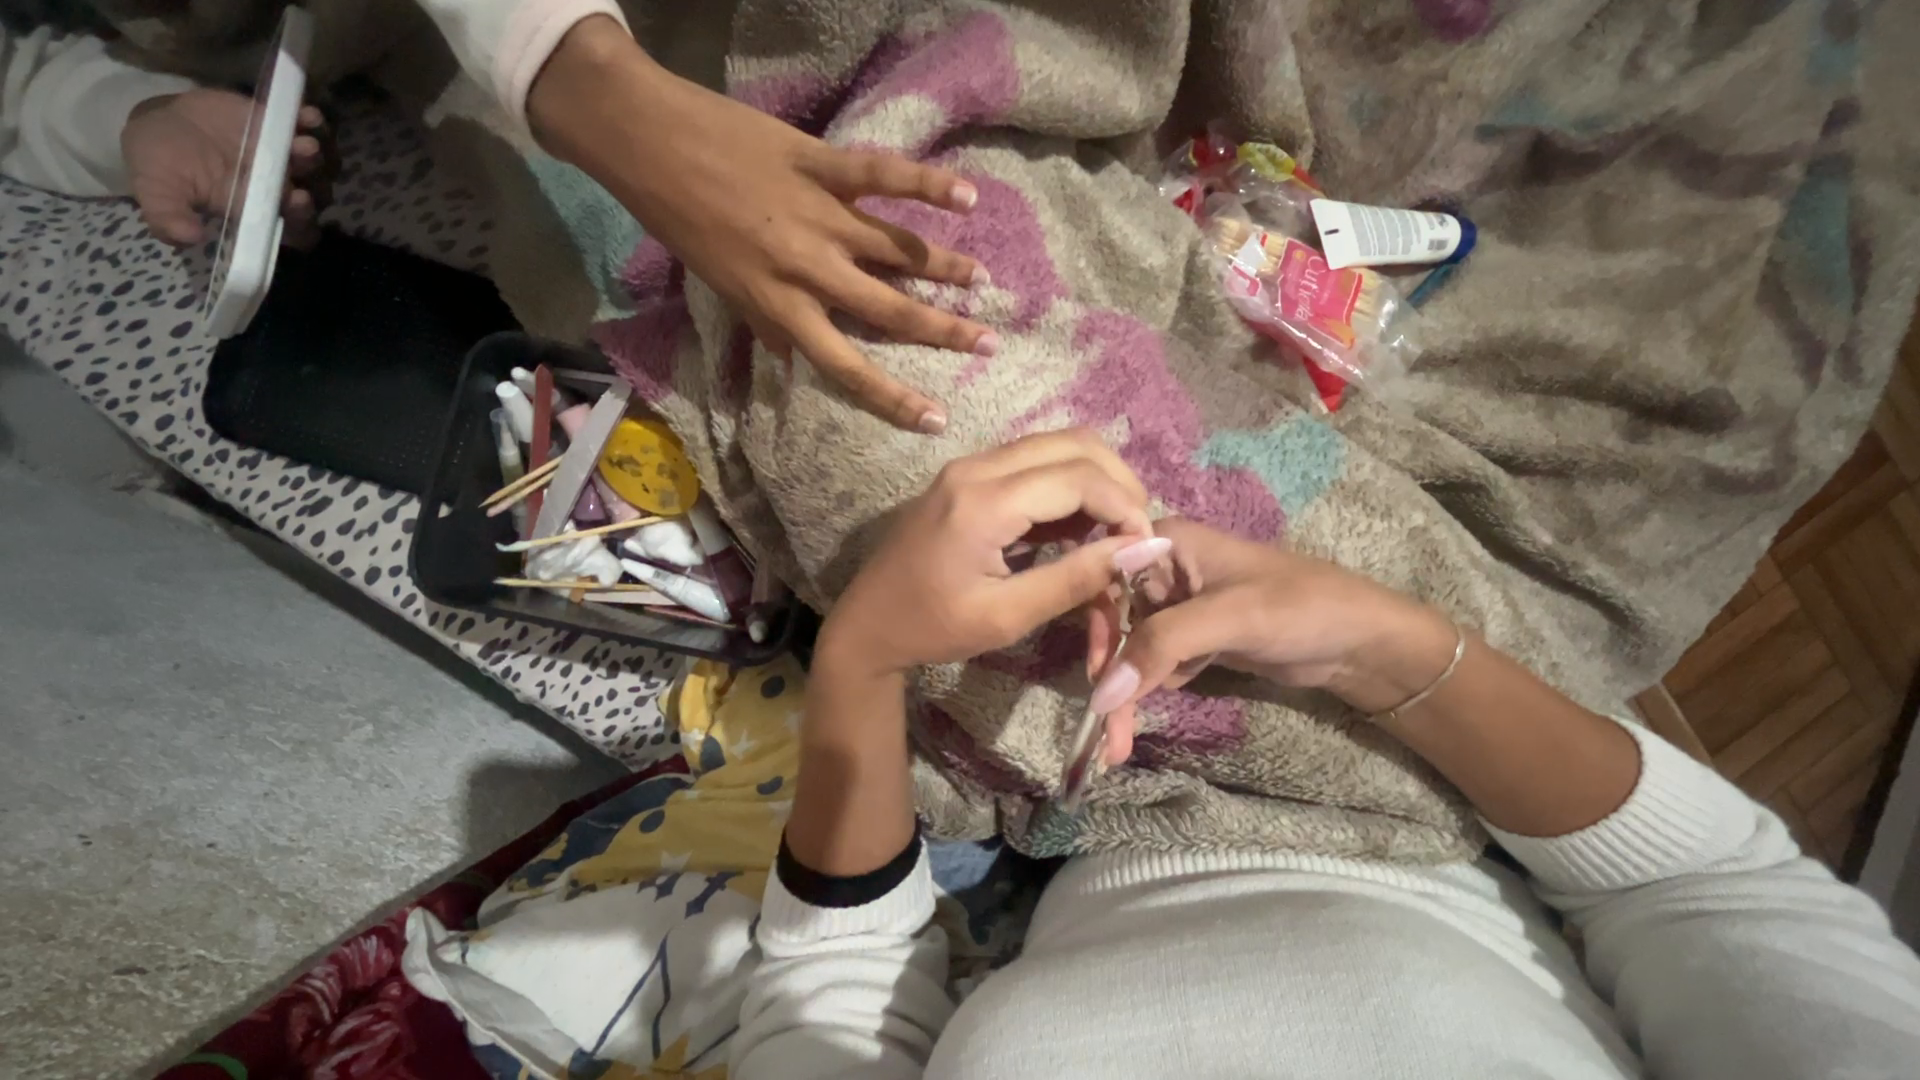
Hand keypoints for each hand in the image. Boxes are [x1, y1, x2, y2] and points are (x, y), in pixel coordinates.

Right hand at [121, 88, 329, 247]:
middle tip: (299, 184)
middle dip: (310, 192)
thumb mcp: (157, 191)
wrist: (160, 125)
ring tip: (305, 145)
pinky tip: (308, 114)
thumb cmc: (163, 166)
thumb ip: (168, 216)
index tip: (292, 206)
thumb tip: (184, 238)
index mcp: (262, 213)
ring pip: (315, 165)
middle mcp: (284, 191)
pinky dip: (310, 122)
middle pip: (312, 198)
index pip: (295, 228)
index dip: (300, 221)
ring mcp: (287, 160)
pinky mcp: (282, 130)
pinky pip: (306, 129)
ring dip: (313, 157)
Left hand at [528, 17, 993, 434]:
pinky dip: (927, 184)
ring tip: (982, 281)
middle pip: (890, 310)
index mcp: (783, 309)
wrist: (649, 145)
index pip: (849, 368)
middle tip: (989, 343)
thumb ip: (768, 327)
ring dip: (944, 266)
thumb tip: (796, 361)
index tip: (937, 418)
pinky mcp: (822, 166)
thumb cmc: (685, 226)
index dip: (895, 398)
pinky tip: (968, 198)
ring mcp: (820, 216)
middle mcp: (811, 271)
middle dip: (945, 330)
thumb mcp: (723, 293)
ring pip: (896, 249)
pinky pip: (883, 177)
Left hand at [815, 430, 1168, 680]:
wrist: (866, 624)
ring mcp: (969, 466)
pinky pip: (1033, 460)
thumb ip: (1074, 578)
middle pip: (1074, 443)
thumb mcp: (1006, 616)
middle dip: (1119, 482)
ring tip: (1112, 530)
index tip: (1145, 548)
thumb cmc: (932, 628)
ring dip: (1095, 478)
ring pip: (1056, 444)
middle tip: (1135, 533)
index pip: (1079, 476)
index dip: (1126, 506)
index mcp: (982, 502)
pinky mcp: (967, 475)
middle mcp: (976, 467)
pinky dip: (1067, 483)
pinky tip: (1076, 526)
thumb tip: (1142, 548)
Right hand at [1087, 518, 1458, 761]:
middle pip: (1114, 619)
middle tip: (1106, 727)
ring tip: (1118, 741)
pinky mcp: (1193, 635)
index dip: (1096, 627)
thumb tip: (1101, 694)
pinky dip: (1147, 691)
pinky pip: (1155, 662)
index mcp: (1165, 542)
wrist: (1362, 641)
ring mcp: (1178, 603)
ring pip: (1132, 647)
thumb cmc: (1301, 607)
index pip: (1105, 579)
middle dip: (1109, 673)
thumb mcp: (1228, 618)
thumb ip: (1162, 647)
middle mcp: (1163, 567)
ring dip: (1124, 691)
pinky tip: (1141, 718)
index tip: (1095, 677)